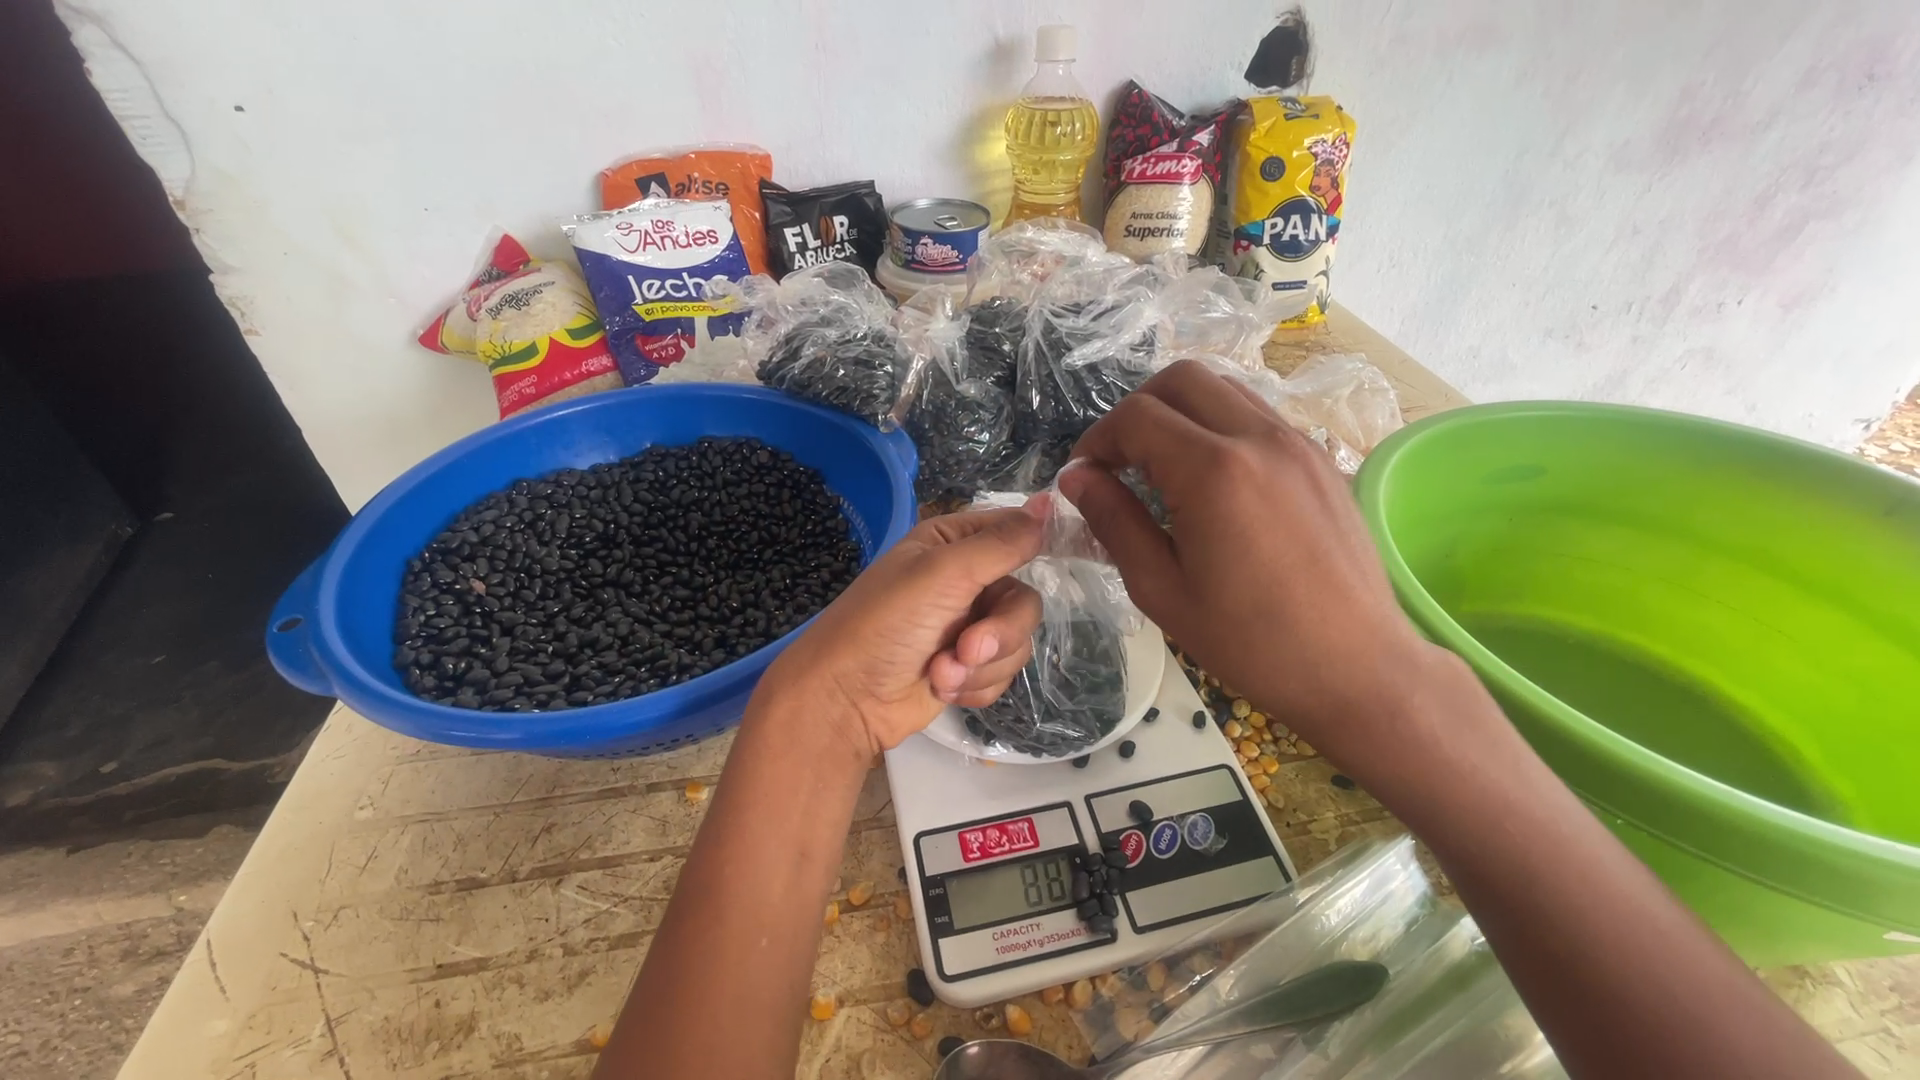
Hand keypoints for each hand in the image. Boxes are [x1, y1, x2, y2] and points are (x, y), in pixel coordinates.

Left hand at [755, 505, 1045, 756]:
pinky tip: (943, 691)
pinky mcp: (967, 670)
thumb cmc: (886, 624)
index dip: (1033, 549)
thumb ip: (1001, 543)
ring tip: (940, 676)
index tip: (1047, 567)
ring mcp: (967, 628)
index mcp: (952, 544)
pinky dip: (976, 687)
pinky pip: (1003, 674)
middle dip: (999, 633)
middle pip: (1023, 601)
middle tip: (967, 650)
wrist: (846, 701)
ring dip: (982, 666)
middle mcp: (964, 581)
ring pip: (1016, 642)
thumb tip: (1050, 503)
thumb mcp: (943, 573)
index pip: (1013, 532)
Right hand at [1058, 360, 1453, 765]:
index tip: (1084, 479)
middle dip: (1136, 411)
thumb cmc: (1250, 642)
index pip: (1136, 417)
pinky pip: (1258, 417)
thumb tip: (1077, 479)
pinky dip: (1220, 428)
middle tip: (1120, 463)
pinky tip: (1214, 484)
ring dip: (1181, 414)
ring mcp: (1298, 443)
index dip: (1097, 441)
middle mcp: (1259, 438)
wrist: (1358, 667)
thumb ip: (1114, 522)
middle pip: (1181, 378)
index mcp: (1213, 471)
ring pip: (1224, 389)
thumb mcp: (1161, 589)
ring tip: (1163, 469)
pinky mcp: (1321, 459)